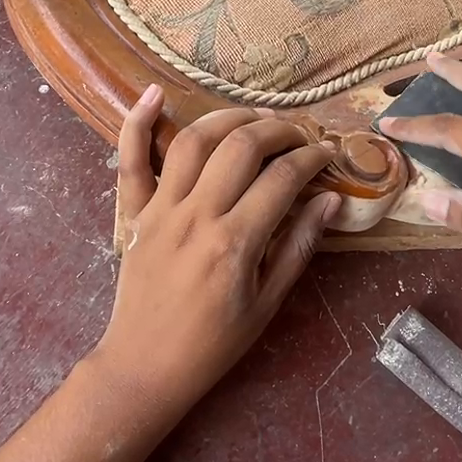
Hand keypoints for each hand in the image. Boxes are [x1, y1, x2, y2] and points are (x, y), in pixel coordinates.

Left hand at [91, 86, 341, 415]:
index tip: (328, 154)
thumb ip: (299, 246)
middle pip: (242, 146)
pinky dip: (137, 123)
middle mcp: (197, 216)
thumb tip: (331, 199)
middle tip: (299, 135)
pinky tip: (154, 93)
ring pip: (195, 140)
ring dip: (230, 117)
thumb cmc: (214, 343)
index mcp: (235, 243)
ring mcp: (161, 209)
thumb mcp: (268, 304)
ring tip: (255, 117)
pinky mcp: (134, 212)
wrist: (145, 368)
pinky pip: (130, 161)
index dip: (312, 158)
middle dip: (279, 129)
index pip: (283, 178)